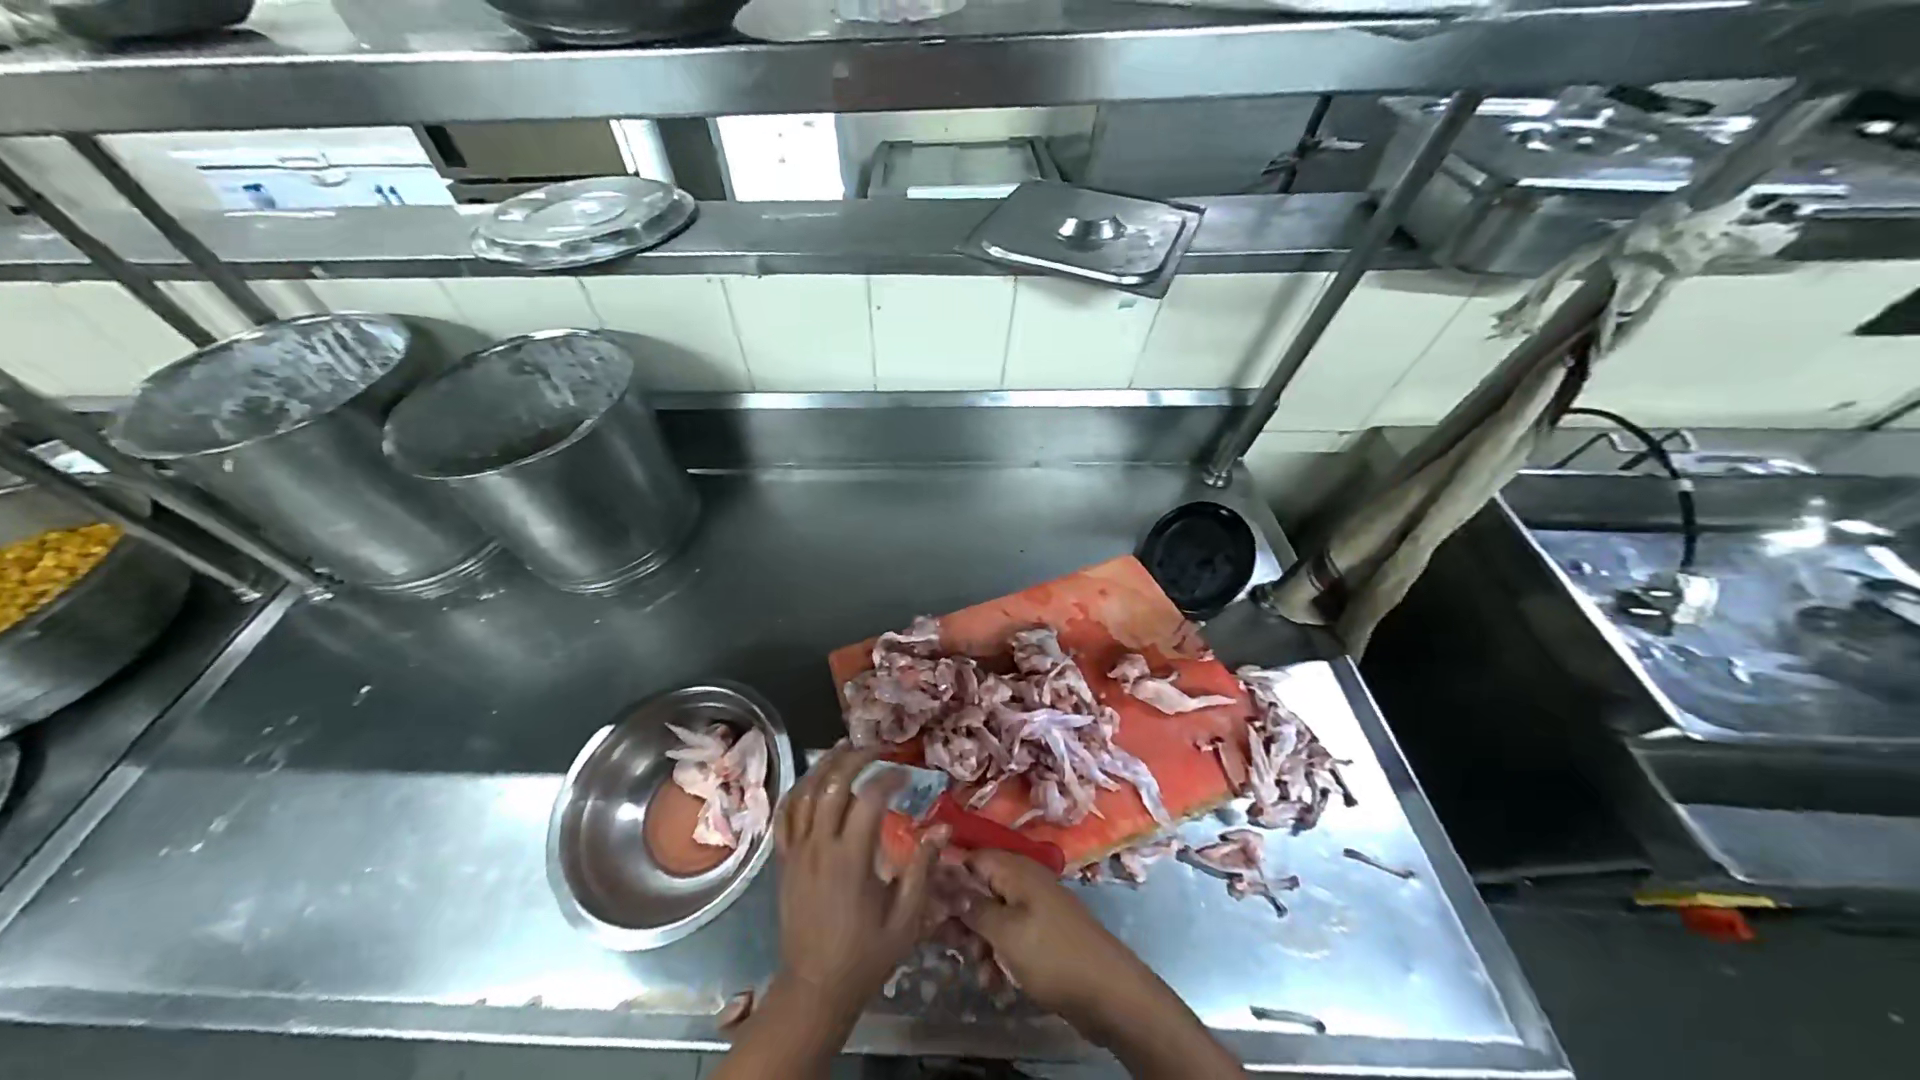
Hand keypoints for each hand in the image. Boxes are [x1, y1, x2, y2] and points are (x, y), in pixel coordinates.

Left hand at [772, 745, 944, 1016]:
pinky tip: (812, 779)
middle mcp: (819, 847)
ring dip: (826, 765)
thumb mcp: (906, 920)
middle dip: (857, 758)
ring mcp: (796, 852)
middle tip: (878, 748)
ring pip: (805, 793)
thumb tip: (942, 828)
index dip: (890, 778)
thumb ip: (922, 870)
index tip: (908, 774)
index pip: (869, 799)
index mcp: (851, 860)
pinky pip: (785, 815)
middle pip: (834, 784)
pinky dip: (798, 790)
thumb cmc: (865, 956)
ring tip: (845, 747)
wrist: (815, 988)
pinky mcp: (784, 861)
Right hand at [957, 848, 1168, 1039]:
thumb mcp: (1005, 932)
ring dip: (980, 946)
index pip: (970, 858)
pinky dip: (999, 958)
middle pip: (978, 890)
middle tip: (952, 948)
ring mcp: (1034, 910)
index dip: (946, 878)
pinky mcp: (1041, 936)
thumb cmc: (1053, 956)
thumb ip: (972, 906)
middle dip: (962, 920)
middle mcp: (1023, 883)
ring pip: (991, 919)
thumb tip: (943, 879)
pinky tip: (996, 984)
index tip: (926, 904)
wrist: (1110, 994)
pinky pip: (1009, 939)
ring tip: (982, 973)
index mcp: (1015, 870)